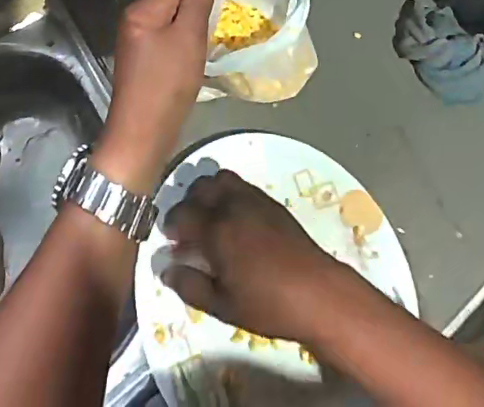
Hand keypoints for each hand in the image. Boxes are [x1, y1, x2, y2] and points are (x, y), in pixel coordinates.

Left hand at [93, 0, 218, 191]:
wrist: (142, 132)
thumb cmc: (168, 82)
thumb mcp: (188, 38)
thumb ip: (196, 3)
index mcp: (142, 10)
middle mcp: (134, 19)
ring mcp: (135, 39)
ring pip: (167, 15)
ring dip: (190, 11)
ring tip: (217, 12)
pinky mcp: (141, 58)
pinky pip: (165, 32)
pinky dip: (182, 29)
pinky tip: (199, 36)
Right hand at [158, 170, 366, 343]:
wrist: (316, 291)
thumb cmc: (267, 303)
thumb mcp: (223, 305)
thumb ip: (190, 285)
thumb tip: (166, 270)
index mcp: (216, 229)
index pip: (181, 214)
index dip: (170, 224)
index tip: (170, 239)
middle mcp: (231, 205)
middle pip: (198, 188)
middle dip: (187, 204)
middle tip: (187, 228)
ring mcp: (253, 198)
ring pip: (220, 179)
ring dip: (207, 192)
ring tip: (209, 216)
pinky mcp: (270, 200)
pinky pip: (240, 184)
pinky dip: (228, 192)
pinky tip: (233, 217)